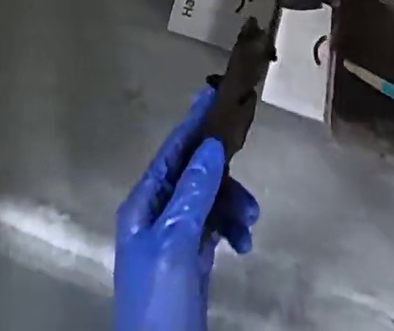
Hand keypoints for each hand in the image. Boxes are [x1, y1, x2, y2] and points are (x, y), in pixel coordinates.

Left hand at [114, 87, 260, 330]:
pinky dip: (230, 229)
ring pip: (208, 201)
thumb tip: (210, 146)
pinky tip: (242, 244)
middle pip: (193, 174)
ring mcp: (173, 237)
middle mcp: (156, 213)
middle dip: (221, 174)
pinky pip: (214, 227)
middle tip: (245, 172)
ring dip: (231, 205)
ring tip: (250, 223)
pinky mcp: (190, 259)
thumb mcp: (175, 242)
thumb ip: (193, 192)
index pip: (171, 151)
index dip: (191, 123)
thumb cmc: (160, 299)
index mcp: (144, 202)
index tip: (211, 93)